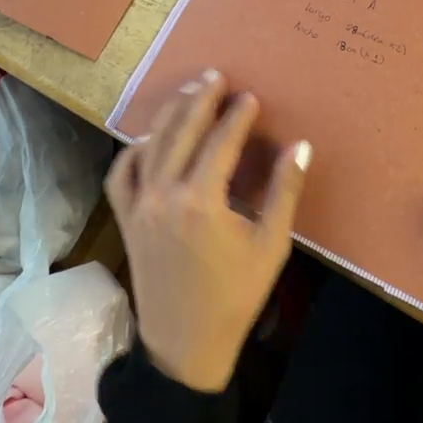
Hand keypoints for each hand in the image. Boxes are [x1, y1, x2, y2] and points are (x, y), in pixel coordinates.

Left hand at [104, 68, 311, 392]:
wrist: (184, 347)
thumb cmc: (234, 297)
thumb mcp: (270, 246)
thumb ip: (284, 192)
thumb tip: (300, 146)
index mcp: (201, 201)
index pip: (221, 141)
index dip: (237, 116)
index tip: (250, 97)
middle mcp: (165, 195)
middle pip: (182, 131)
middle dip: (200, 99)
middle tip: (215, 75)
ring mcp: (140, 207)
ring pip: (151, 145)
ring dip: (170, 115)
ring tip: (188, 92)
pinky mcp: (127, 220)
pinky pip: (122, 175)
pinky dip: (134, 151)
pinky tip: (149, 139)